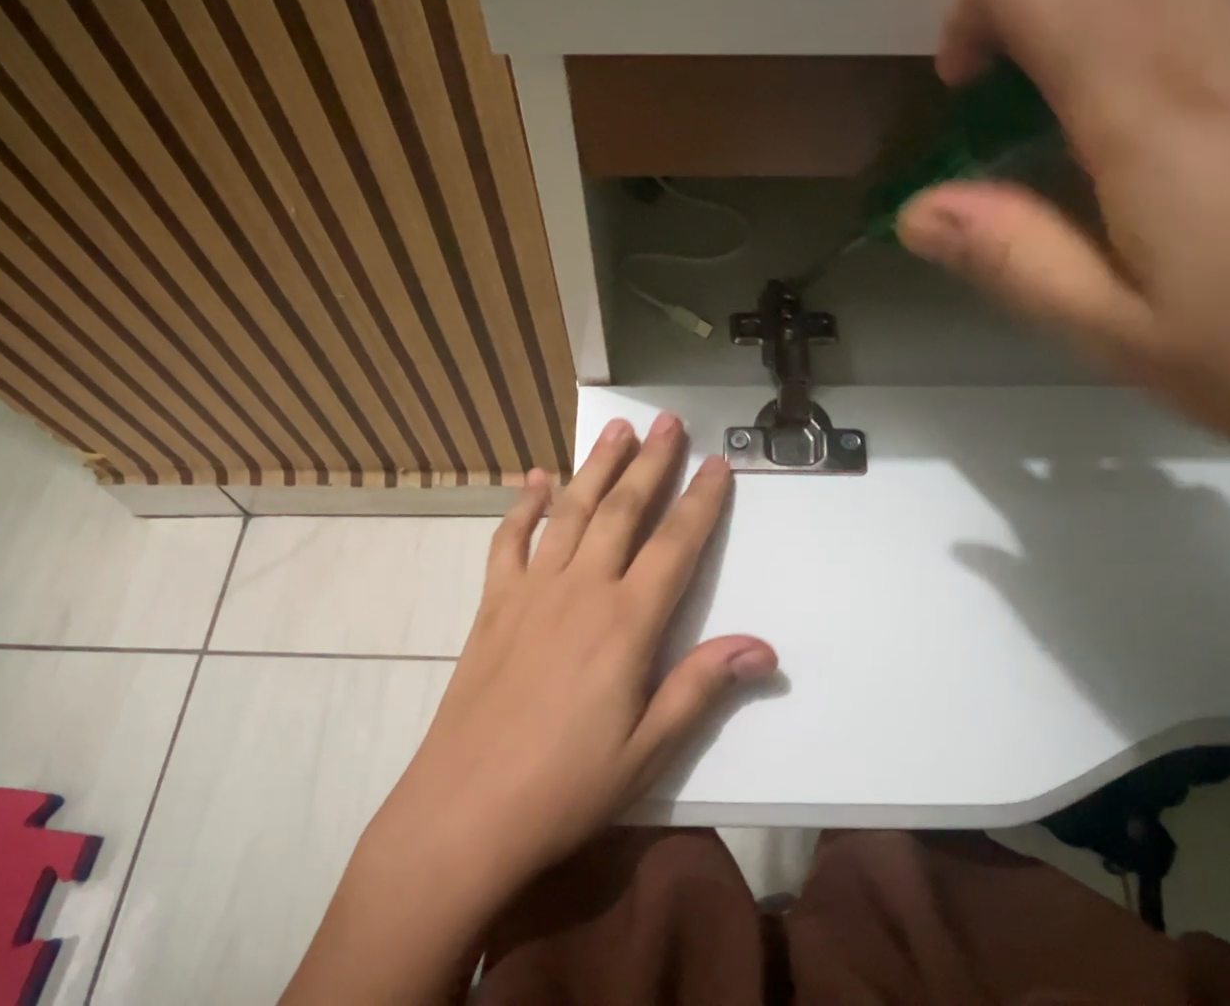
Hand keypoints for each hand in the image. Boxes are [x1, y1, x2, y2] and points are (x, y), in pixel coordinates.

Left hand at [283, 415, 774, 1005]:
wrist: (466, 809)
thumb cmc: (568, 786)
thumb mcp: (649, 749)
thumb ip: (700, 687)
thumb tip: (763, 647)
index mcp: (626, 624)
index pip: (675, 546)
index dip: (700, 502)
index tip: (718, 463)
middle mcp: (581, 592)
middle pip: (622, 512)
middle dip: (649, 463)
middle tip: (668, 420)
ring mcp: (530, 594)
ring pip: (570, 513)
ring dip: (595, 468)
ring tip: (615, 428)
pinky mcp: (492, 607)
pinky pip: (509, 542)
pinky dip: (523, 506)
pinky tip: (536, 479)